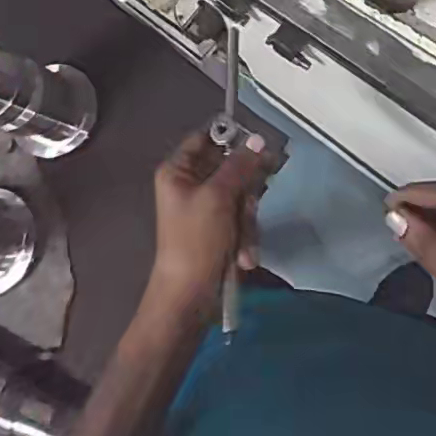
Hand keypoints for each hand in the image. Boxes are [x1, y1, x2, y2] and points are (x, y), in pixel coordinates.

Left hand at [146, 130, 272, 313]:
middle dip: (245, 191)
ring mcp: (206, 207)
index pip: (205, 138)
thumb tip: (258, 138)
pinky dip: (245, 236)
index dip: (230, 138)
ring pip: (240, 195)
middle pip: (230, 168)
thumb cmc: (196, 241)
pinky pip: (241, 218)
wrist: (190, 297)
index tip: (257, 145)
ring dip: (247, 220)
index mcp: (178, 170)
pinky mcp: (219, 228)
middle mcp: (190, 184)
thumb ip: (239, 166)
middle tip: (252, 201)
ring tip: (242, 241)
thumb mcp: (219, 198)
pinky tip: (243, 256)